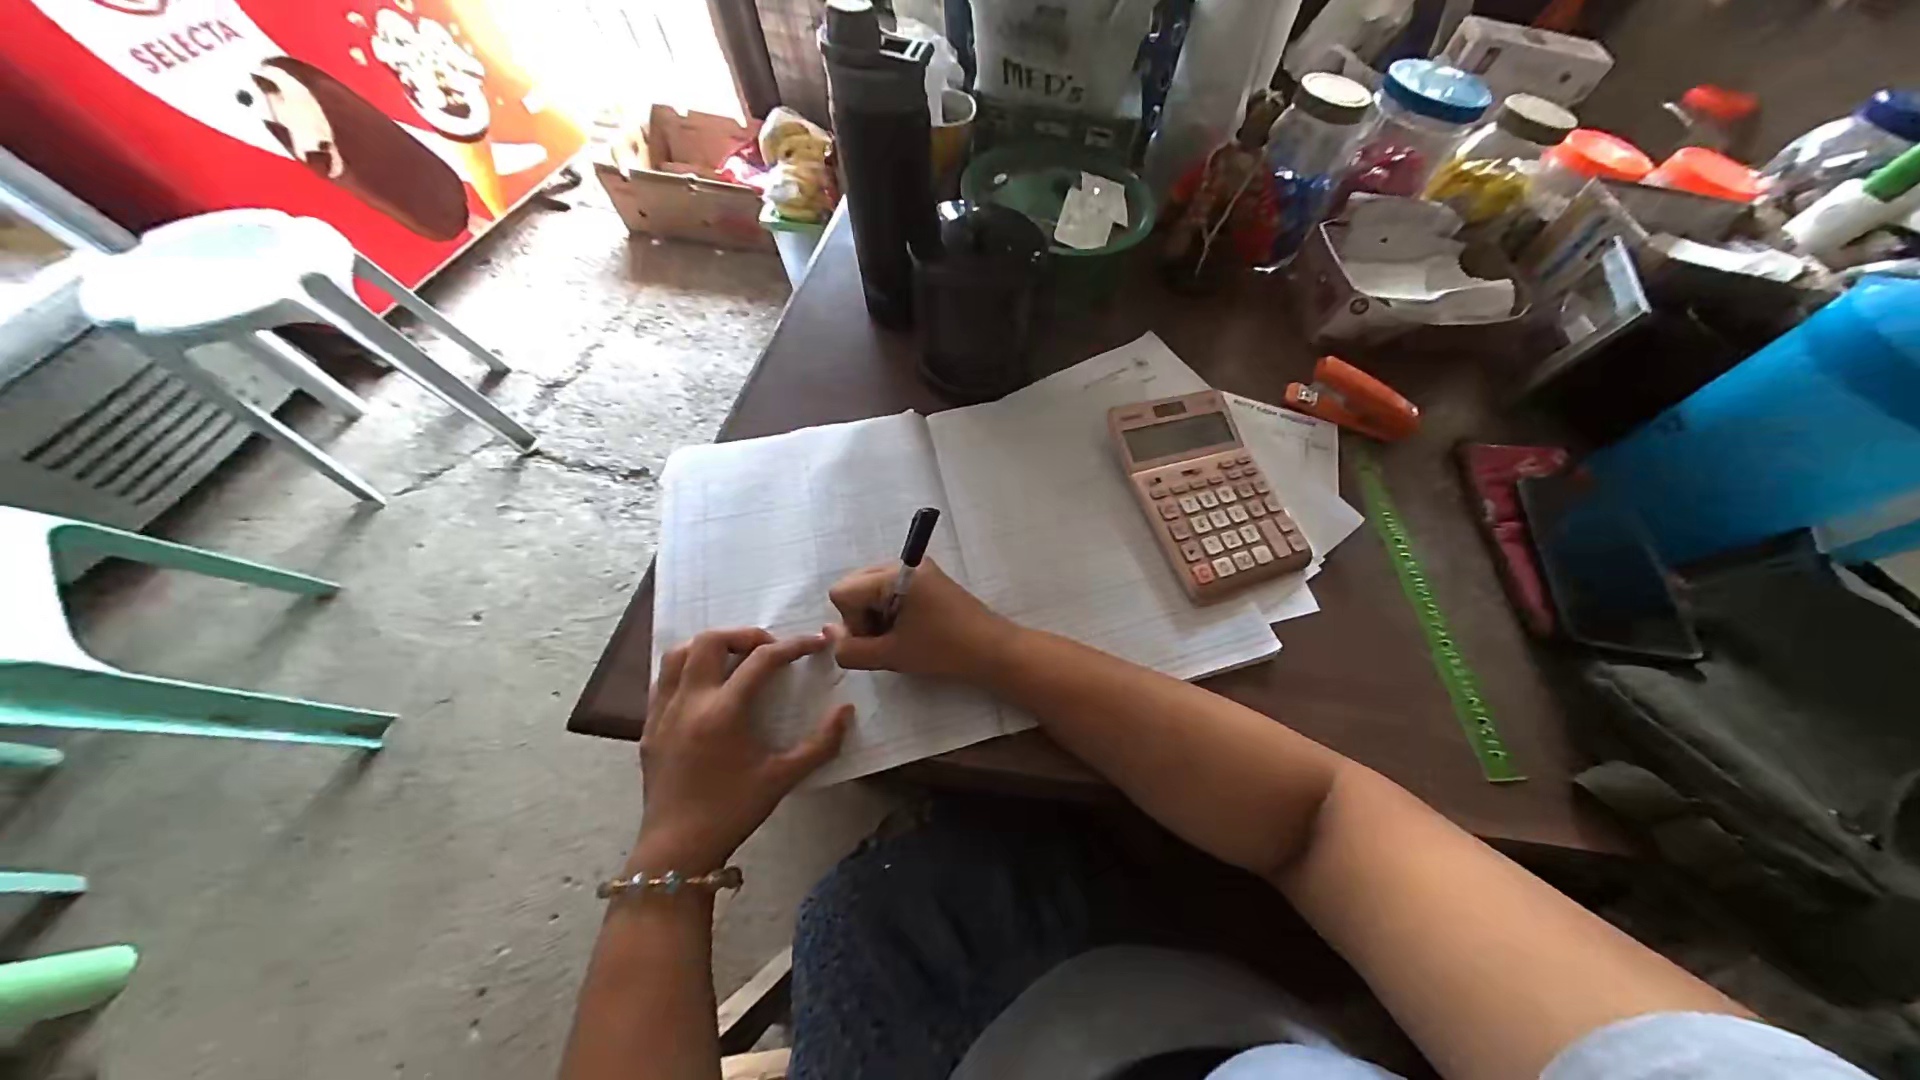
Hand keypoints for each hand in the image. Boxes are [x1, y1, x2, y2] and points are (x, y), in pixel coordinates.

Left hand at [635, 629, 849, 873]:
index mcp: (723, 712)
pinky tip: (705, 686)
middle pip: (711, 641)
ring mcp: (663, 711)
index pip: (762, 659)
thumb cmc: (732, 812)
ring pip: (679, 653)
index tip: (815, 643)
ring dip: (710, 646)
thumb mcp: (783, 779)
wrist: (676, 850)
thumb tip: (846, 712)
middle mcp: (689, 702)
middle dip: (745, 635)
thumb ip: (821, 744)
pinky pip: (663, 679)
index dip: (794, 645)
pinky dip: (687, 668)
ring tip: (734, 658)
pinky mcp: (647, 725)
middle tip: (769, 648)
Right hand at [824, 559, 1013, 679]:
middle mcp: (903, 563)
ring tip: (902, 638)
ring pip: (871, 590)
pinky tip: (911, 631)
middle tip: (888, 641)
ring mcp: (917, 569)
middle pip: (855, 587)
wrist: (992, 650)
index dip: (852, 622)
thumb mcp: (890, 655)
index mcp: (893, 575)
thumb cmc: (942, 650)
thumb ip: (851, 649)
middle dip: (862, 618)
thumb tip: (830, 636)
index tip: (878, 640)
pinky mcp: (927, 580)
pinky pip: (890, 591)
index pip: (842, 592)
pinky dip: (891, 612)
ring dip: (876, 617)